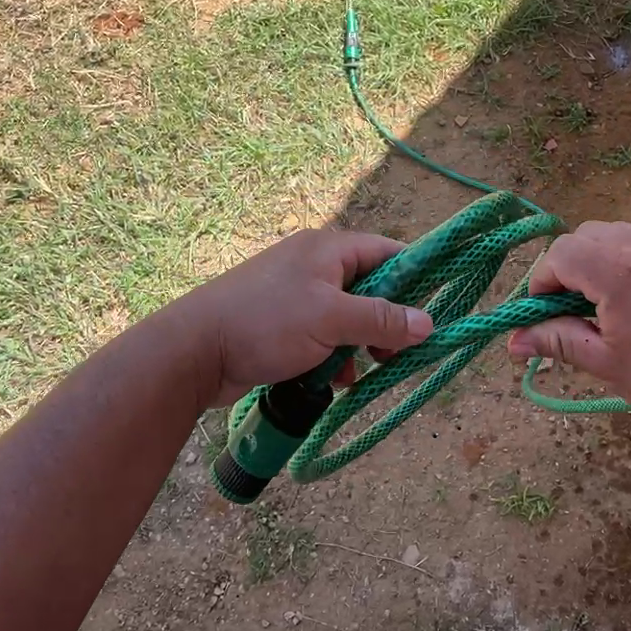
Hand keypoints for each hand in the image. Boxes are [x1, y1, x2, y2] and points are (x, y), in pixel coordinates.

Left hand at [166, 230, 433, 409]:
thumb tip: (428, 322)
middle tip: (401, 351)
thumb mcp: (332, 320)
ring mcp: (296, 295)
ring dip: (361, 343)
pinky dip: (335, 355)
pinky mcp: (282, 324)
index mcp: (328, 249)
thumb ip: (382, 320)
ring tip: (371, 369)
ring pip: (348, 316)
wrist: (194, 351)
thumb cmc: (267, 323)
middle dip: (388, 321)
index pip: (387, 252)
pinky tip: (338, 381)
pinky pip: (323, 336)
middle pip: (370, 287)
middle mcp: (314, 266)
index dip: (415, 277)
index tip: (436, 306)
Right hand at [506, 221, 630, 439]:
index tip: (542, 315)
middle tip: (569, 311)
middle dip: (568, 267)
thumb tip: (513, 341)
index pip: (561, 253)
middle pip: (587, 236)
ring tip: (605, 308)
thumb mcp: (607, 365)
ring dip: (598, 261)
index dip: (541, 282)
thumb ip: (557, 341)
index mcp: (620, 271)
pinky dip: (629, 263)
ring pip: (618, 235)